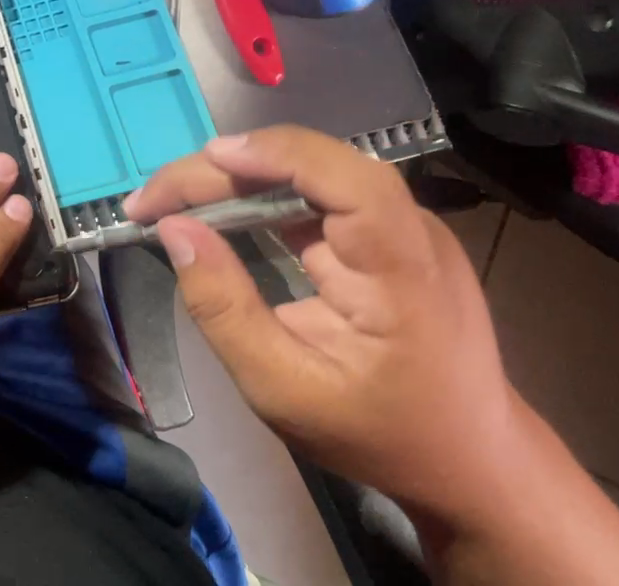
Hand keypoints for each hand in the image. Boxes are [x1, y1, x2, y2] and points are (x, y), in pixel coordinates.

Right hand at [123, 126, 524, 527]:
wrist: (469, 462)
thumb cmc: (377, 433)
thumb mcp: (281, 387)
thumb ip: (223, 308)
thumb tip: (173, 229)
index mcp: (402, 275)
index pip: (351, 182)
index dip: (278, 154)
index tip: (207, 158)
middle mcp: (411, 237)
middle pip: (314, 169)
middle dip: (224, 172)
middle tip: (150, 200)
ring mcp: (401, 233)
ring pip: (309, 175)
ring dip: (233, 179)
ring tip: (169, 201)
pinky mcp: (384, 238)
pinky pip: (314, 196)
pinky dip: (256, 194)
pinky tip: (214, 210)